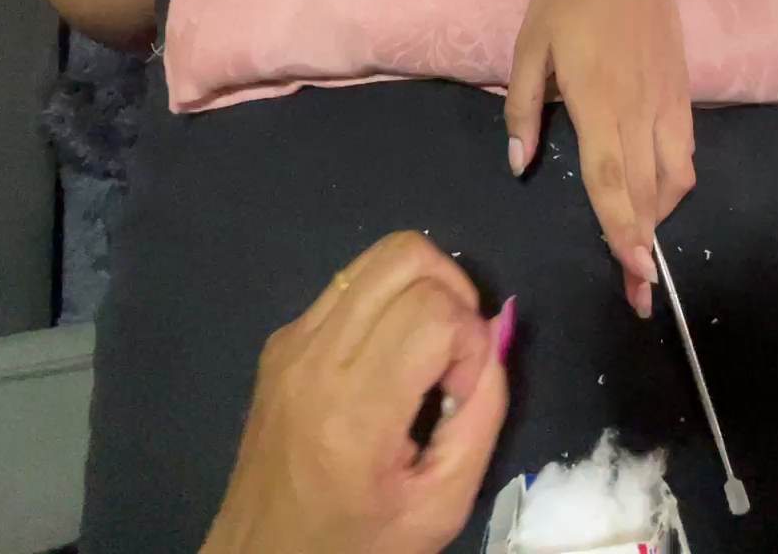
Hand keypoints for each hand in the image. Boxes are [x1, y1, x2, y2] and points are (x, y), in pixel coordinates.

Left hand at [201, 233, 514, 553]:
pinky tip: (390, 349)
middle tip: (453, 351)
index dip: (468, 339)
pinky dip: (392, 296)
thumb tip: (494, 329)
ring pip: (381, 253)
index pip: (433, 310)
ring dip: (426, 284)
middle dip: (454, 293)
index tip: (460, 390)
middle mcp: (316, 359)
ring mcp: (292, 339)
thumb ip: (485, 410)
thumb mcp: (444, 503)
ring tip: (428, 341)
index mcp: (354, 412)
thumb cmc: (359, 545)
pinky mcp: (283, 335)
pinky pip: (355, 279)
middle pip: (407, 257)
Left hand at [505, 0, 695, 317]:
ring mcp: (668, 100)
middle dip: (644, 246)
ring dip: (661, 216)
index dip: (622, 229)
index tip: (632, 274)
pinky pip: (686, 149)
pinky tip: (659, 191)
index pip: (611, 179)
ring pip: (675, 176)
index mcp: (597, 100)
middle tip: (641, 294)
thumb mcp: (530, 43)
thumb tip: (518, 162)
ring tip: (642, 242)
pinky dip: (676, 182)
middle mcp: (639, 108)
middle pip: (648, 190)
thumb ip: (525, 106)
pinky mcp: (683, 90)